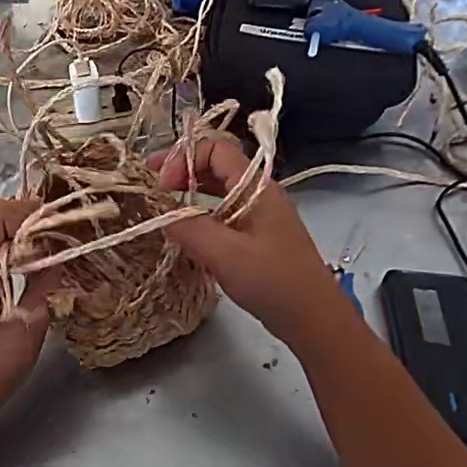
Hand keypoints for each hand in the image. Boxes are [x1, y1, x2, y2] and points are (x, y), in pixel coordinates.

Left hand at [0, 197, 62, 450]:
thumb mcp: (26, 332)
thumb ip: (42, 288)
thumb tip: (61, 253)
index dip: (29, 214)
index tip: (59, 227)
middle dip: (21, 210)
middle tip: (53, 228)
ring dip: (17, 222)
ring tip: (47, 240)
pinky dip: (13, 237)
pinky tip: (34, 255)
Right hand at [149, 140, 345, 343]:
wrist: (313, 317)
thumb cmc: (273, 282)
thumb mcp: (225, 255)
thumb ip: (190, 230)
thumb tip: (163, 217)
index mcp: (256, 187)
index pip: (216, 150)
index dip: (183, 158)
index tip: (160, 184)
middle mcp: (260, 193)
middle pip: (217, 165)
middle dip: (183, 171)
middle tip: (153, 188)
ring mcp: (260, 215)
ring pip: (220, 191)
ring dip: (191, 193)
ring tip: (165, 209)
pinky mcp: (258, 237)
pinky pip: (225, 214)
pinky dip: (202, 215)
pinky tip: (187, 234)